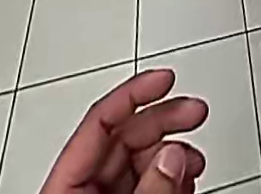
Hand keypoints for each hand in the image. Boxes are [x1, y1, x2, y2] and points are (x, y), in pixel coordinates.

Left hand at [40, 69, 209, 193]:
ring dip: (175, 153)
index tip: (167, 77)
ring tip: (194, 161)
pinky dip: (172, 177)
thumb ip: (146, 186)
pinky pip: (146, 182)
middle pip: (126, 136)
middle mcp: (80, 191)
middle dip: (167, 120)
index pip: (99, 120)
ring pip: (141, 160)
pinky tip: (187, 180)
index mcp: (63, 187)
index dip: (135, 91)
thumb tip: (173, 151)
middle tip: (196, 112)